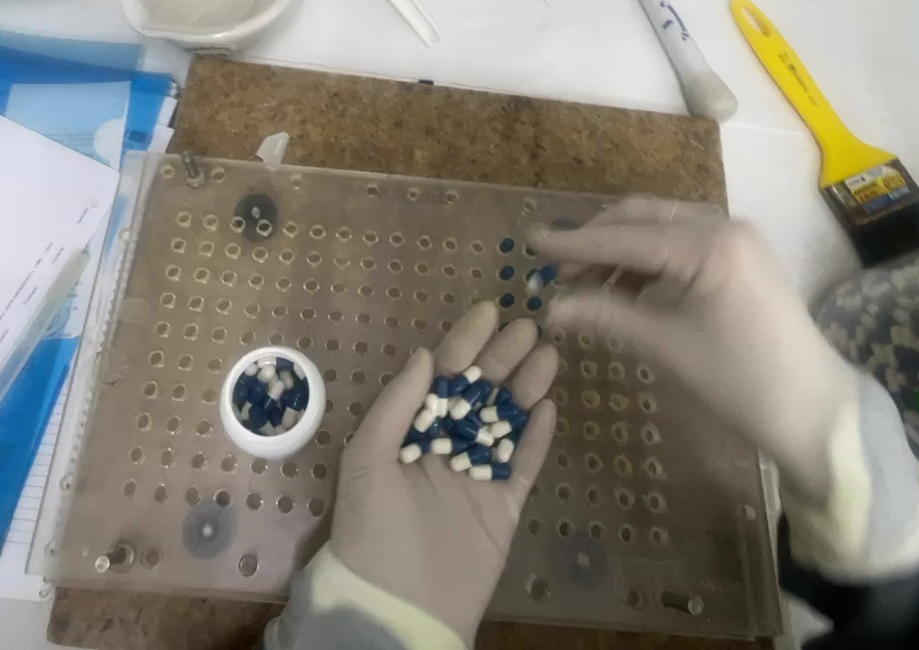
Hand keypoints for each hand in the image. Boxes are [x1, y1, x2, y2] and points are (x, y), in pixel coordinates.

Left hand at [330, 302, 559, 643]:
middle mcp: (445, 444)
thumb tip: (426, 353)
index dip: (464, 342)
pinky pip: (523, 465)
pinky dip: (536, 438)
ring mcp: (476, 474)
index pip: (441, 375)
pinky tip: (550, 406)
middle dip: (502, 357)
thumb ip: (398, 403)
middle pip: (479, 391)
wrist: (396, 606)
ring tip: (548, 354)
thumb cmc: (372, 526)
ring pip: (506, 421)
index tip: (488, 311)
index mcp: (410, 429)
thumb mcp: (368, 456)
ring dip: (525, 387)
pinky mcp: (503, 506)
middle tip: (529, 325)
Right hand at [530, 198, 855, 503]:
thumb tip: (550, 308)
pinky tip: (622, 286)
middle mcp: (723, 225)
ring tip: (583, 282)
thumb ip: (605, 315)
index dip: (574, 243)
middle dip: (595, 240)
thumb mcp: (666, 346)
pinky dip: (645, 259)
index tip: (531, 241)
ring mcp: (735, 237)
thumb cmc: (742, 382)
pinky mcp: (739, 254)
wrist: (818, 415)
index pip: (626, 236)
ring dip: (618, 248)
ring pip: (658, 227)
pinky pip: (679, 242)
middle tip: (555, 267)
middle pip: (640, 218)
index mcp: (709, 245)